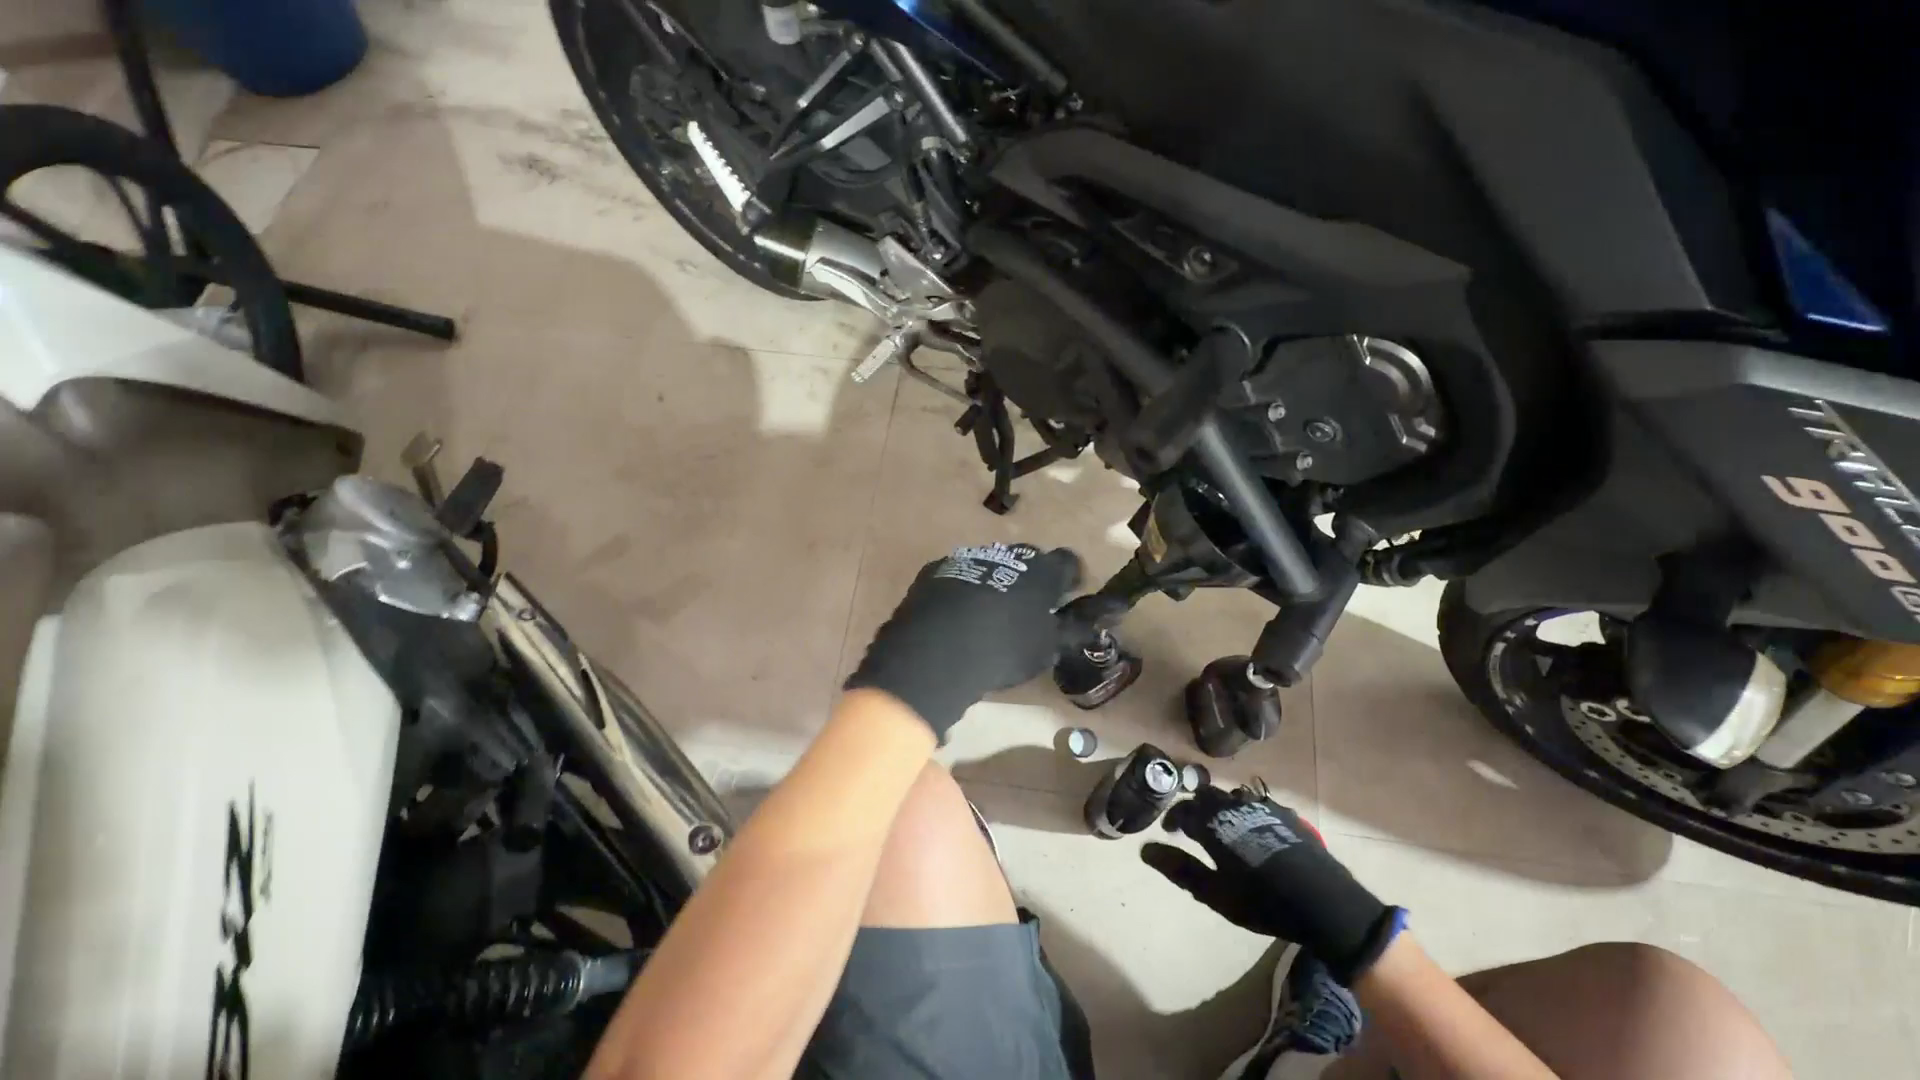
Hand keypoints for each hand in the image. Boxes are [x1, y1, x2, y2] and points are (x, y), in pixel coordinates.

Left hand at [845, 543, 1082, 738]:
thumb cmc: (1004, 649)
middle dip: (1032, 578)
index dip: (1070, 579)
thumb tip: (1092, 619)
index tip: (1065, 597)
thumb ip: (1072, 630)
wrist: (936, 650)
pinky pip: (959, 575)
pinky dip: (963, 589)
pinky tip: (956, 615)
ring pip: (992, 564)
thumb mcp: (1047, 648)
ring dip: (996, 581)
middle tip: (1028, 607)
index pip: (1068, 561)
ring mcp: (969, 557)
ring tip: (989, 613)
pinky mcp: (936, 569)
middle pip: (1029, 559)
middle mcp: (1008, 554)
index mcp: (1043, 571)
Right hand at [1141, 786, 1402, 984]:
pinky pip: (1259, 805)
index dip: (1173, 819)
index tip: (1169, 831)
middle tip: (1192, 828)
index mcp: (1215, 823)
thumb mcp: (1216, 893)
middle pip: (1209, 797)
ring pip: (1234, 798)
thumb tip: (1145, 850)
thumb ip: (1180, 869)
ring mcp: (1266, 808)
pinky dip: (1247, 813)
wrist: (1325, 903)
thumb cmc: (1262, 901)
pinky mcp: (1288, 817)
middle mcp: (1237, 806)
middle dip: (1196, 808)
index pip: (1184, 809)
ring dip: (1222, 808)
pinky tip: (1253, 832)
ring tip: (1221, 828)